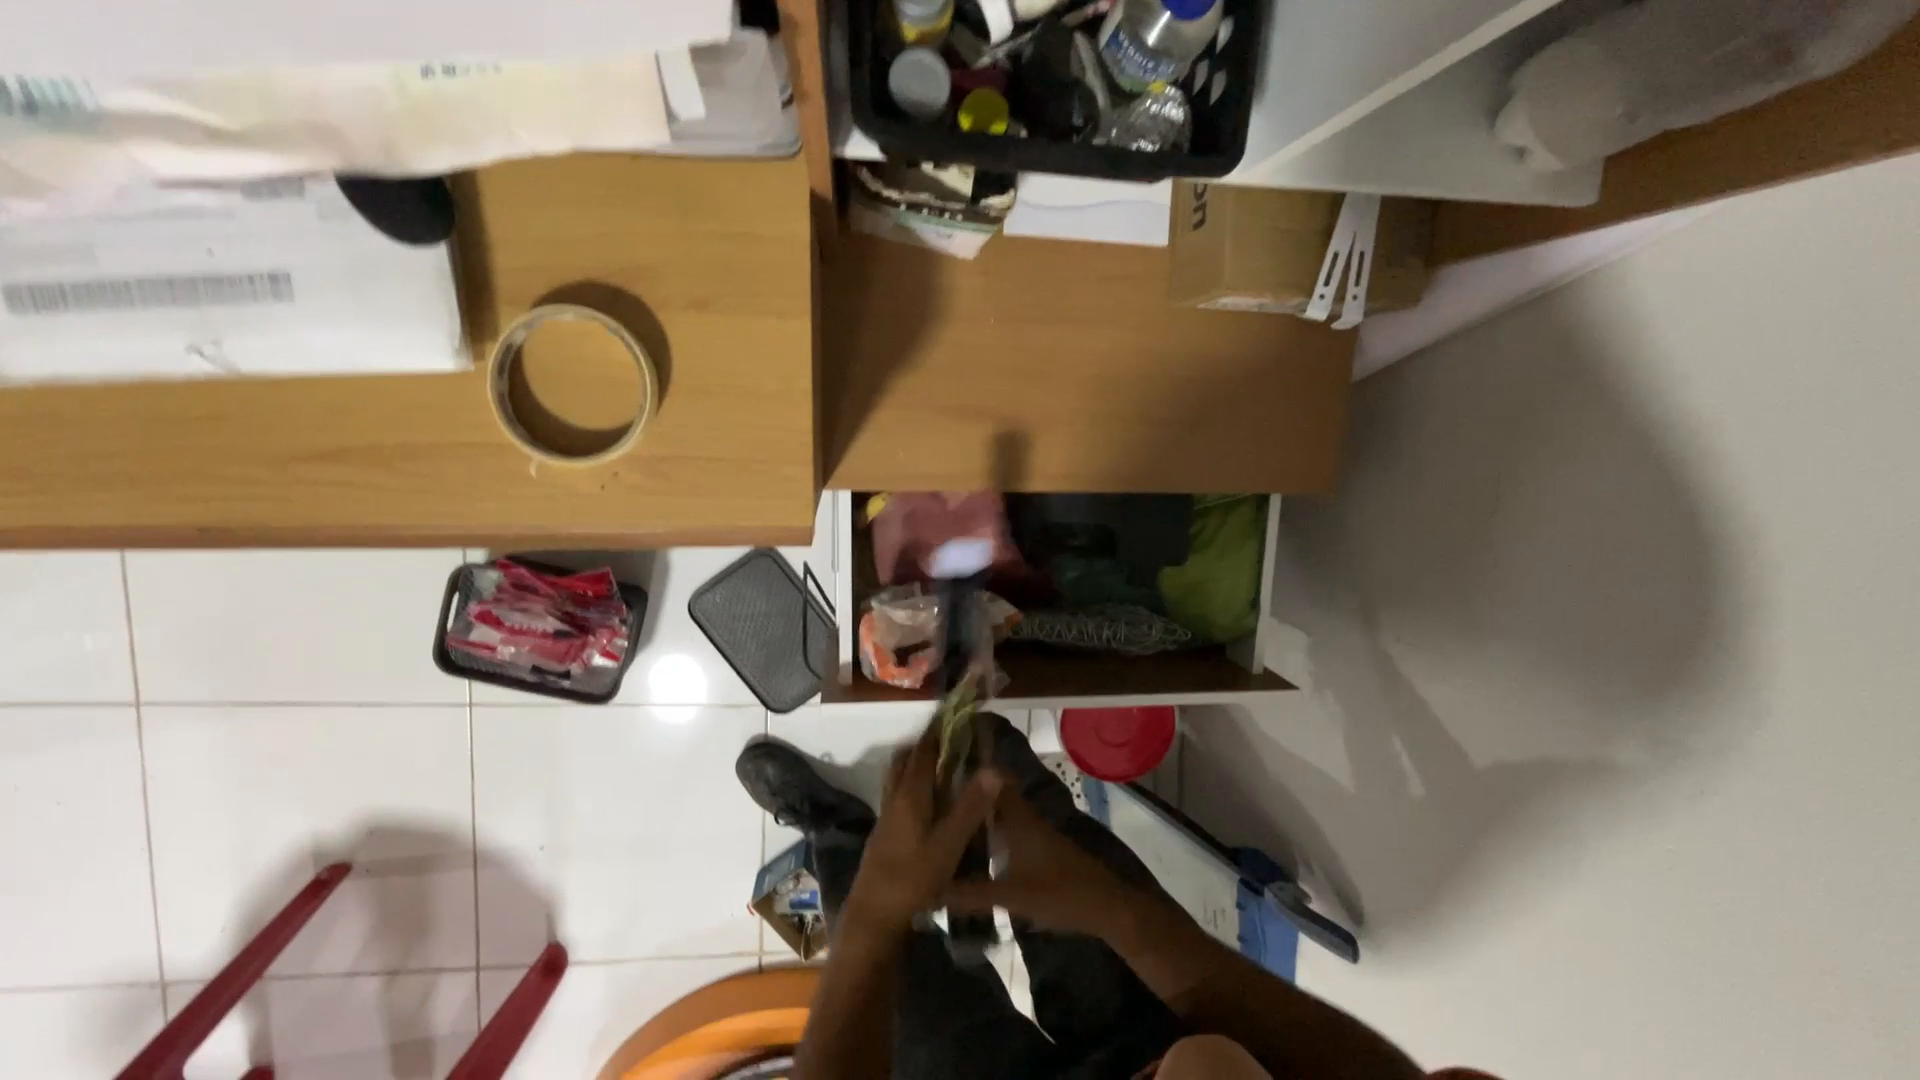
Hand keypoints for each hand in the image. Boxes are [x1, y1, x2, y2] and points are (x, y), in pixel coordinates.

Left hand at [842, 718, 1000, 935]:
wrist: (874, 915)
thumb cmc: (913, 878)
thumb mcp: (949, 845)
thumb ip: (970, 807)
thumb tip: (992, 768)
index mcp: (910, 795)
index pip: (924, 751)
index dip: (939, 732)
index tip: (957, 718)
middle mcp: (894, 798)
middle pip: (906, 760)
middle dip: (926, 746)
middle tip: (952, 742)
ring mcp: (885, 817)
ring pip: (899, 779)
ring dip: (918, 767)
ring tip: (945, 770)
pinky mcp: (884, 834)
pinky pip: (898, 797)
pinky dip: (914, 788)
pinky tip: (931, 806)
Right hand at [943, 780, 1167, 940]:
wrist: (1107, 907)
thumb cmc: (1059, 894)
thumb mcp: (1010, 897)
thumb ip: (970, 894)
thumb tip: (930, 891)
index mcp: (1020, 820)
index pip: (994, 781)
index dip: (972, 771)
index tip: (943, 767)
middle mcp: (1028, 819)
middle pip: (997, 797)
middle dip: (971, 795)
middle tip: (938, 797)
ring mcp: (1038, 834)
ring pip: (1005, 814)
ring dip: (983, 814)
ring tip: (951, 820)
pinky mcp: (1045, 849)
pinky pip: (1013, 830)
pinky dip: (995, 831)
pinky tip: (980, 846)